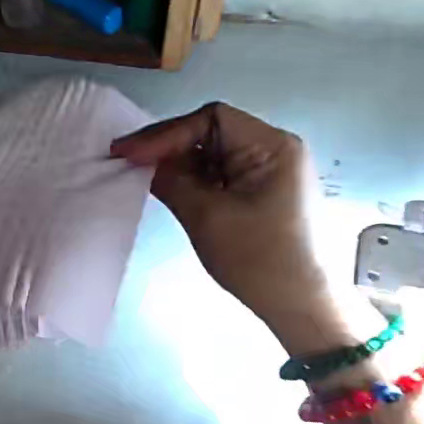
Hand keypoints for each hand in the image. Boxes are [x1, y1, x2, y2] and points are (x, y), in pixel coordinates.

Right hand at [111, 103, 352, 353]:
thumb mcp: (207, 217)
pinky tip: (168, 189)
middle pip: (212, 133)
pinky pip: (222, 175)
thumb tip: (142, 161)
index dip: (166, 133)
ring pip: (214, 155)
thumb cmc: (257, 259)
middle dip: (169, 147)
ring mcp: (270, 172)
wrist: (297, 304)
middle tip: (126, 161)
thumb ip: (171, 181)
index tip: (129, 153)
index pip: (211, 119)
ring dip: (179, 165)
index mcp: (272, 146)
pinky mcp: (262, 192)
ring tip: (142, 176)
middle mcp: (275, 150)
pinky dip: (194, 181)